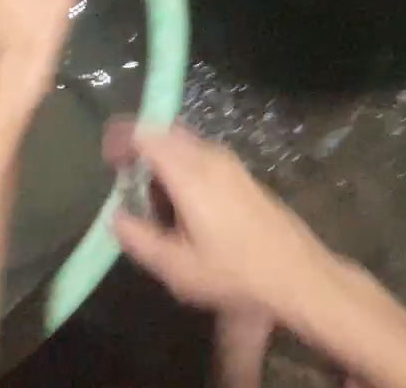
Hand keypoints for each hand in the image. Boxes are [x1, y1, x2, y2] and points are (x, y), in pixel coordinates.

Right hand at [105, 121, 336, 319]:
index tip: (107, 159)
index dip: (121, 138)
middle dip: (139, 147)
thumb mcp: (178, 268)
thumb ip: (139, 240)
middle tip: (125, 178)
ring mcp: (227, 161)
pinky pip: (199, 152)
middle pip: (163, 131)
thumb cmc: (235, 272)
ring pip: (182, 142)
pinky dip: (180, 164)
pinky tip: (182, 203)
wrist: (298, 274)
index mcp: (188, 172)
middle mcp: (207, 155)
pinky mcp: (240, 171)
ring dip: (161, 157)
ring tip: (153, 197)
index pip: (145, 133)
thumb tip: (115, 217)